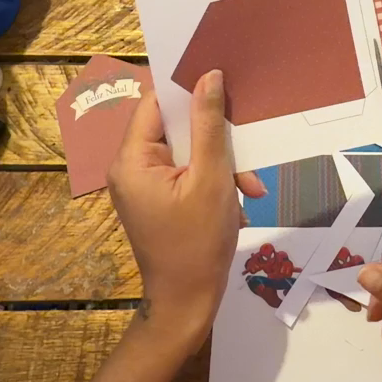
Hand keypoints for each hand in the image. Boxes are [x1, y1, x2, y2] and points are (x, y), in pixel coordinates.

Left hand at [108, 70, 265, 350]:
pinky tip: (239, 201)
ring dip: (221, 163)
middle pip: (175, 127)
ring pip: (188, 150)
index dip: (186, 89)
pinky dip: (214, 180)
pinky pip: (187, 172)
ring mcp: (144, 185)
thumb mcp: (212, 177)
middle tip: (245, 149)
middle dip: (215, 137)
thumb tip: (209, 75)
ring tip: (249, 187)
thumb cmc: (197, 242)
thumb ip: (210, 124)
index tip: (220, 80)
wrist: (188, 305)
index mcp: (132, 159)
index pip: (155, 103)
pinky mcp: (158, 198)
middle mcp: (131, 167)